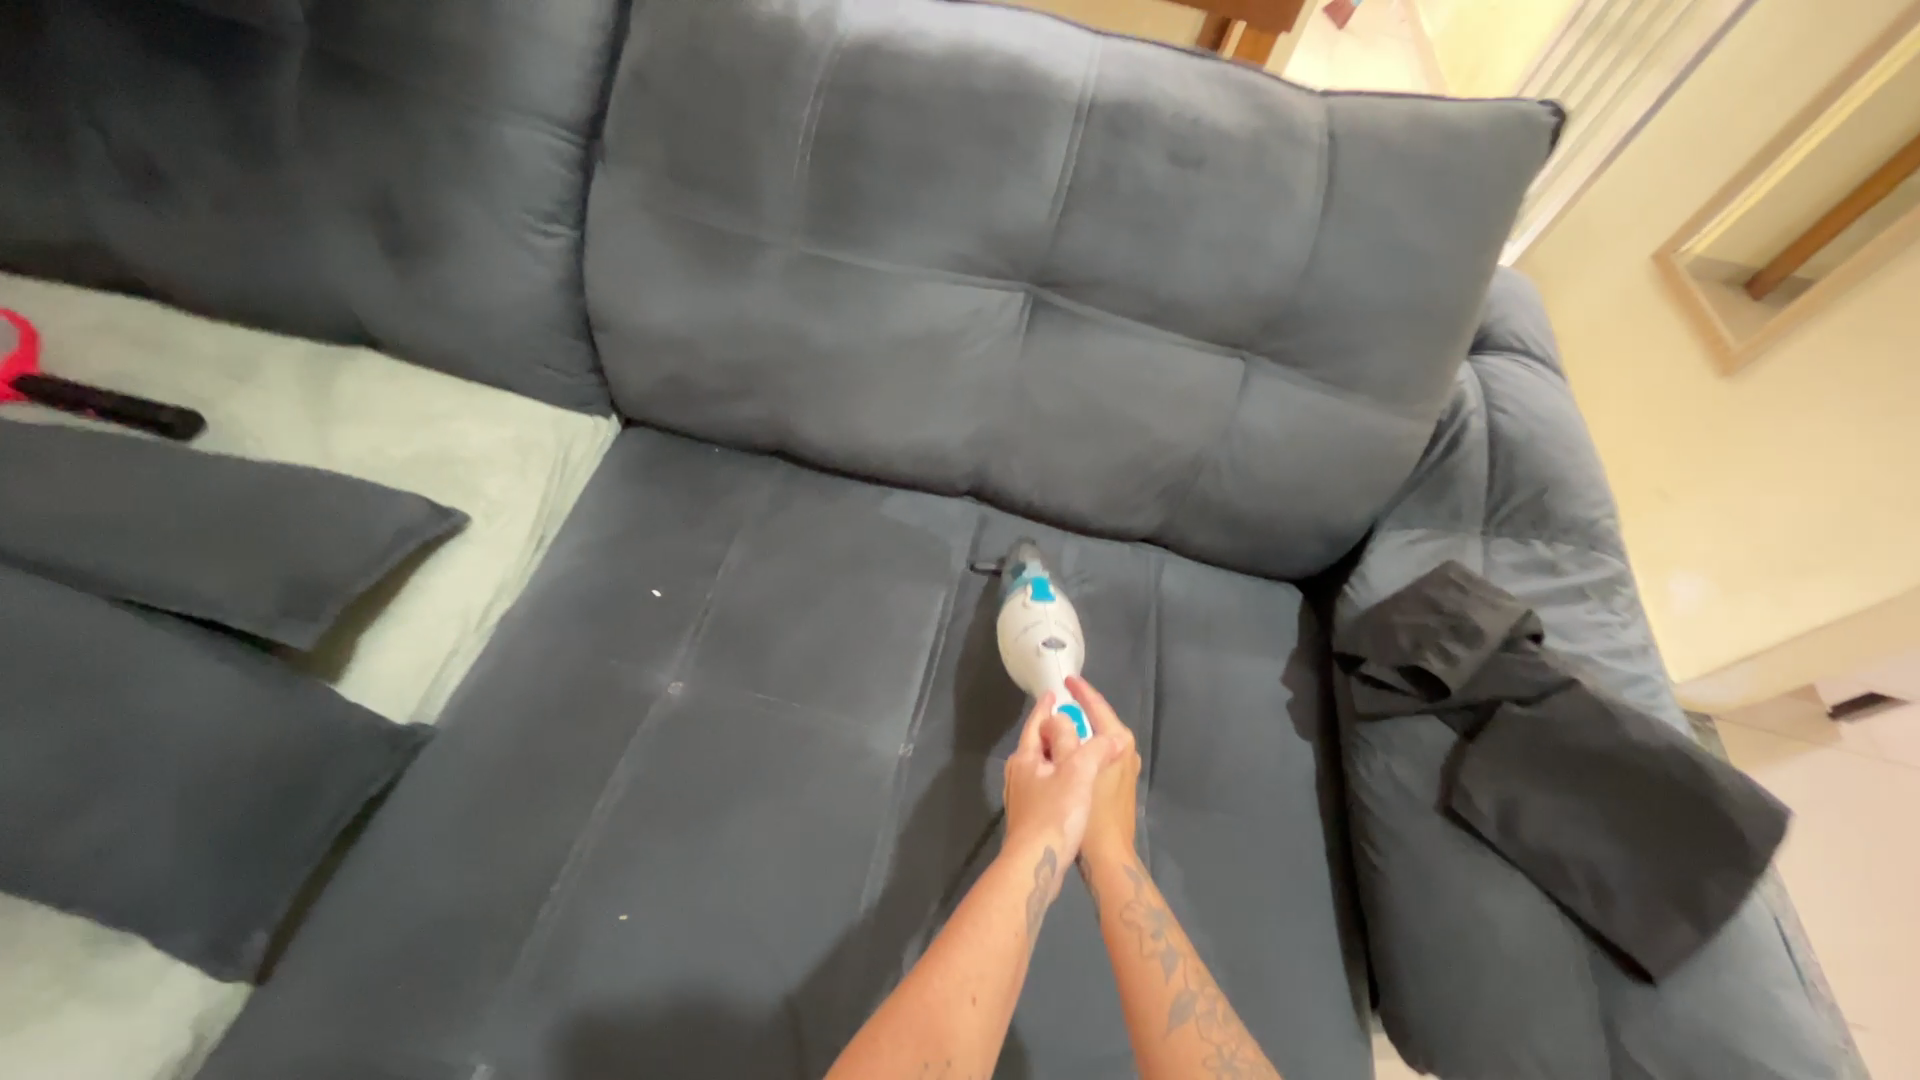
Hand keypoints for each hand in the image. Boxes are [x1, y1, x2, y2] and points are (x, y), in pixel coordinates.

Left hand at [1003, 693, 1121, 878]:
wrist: (1035, 864)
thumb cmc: (1055, 814)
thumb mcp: (1079, 773)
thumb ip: (1094, 748)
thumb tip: (1111, 734)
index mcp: (1025, 757)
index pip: (1036, 723)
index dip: (1047, 708)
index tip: (1054, 693)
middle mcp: (1018, 773)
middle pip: (1036, 744)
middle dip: (1052, 731)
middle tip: (1072, 721)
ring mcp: (1021, 797)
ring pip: (1040, 767)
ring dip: (1056, 756)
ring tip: (1075, 752)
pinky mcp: (1029, 817)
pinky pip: (1044, 786)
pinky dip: (1058, 778)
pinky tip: (1071, 788)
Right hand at [1067, 676, 1140, 869]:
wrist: (1109, 857)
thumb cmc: (1092, 813)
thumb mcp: (1074, 770)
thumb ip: (1066, 739)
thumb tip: (1057, 720)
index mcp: (1119, 742)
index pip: (1098, 707)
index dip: (1081, 691)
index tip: (1067, 679)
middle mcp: (1126, 751)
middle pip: (1100, 721)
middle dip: (1080, 709)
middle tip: (1058, 700)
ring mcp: (1124, 769)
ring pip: (1099, 741)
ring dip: (1080, 731)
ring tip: (1058, 723)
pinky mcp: (1119, 785)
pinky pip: (1098, 756)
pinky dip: (1083, 749)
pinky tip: (1066, 754)